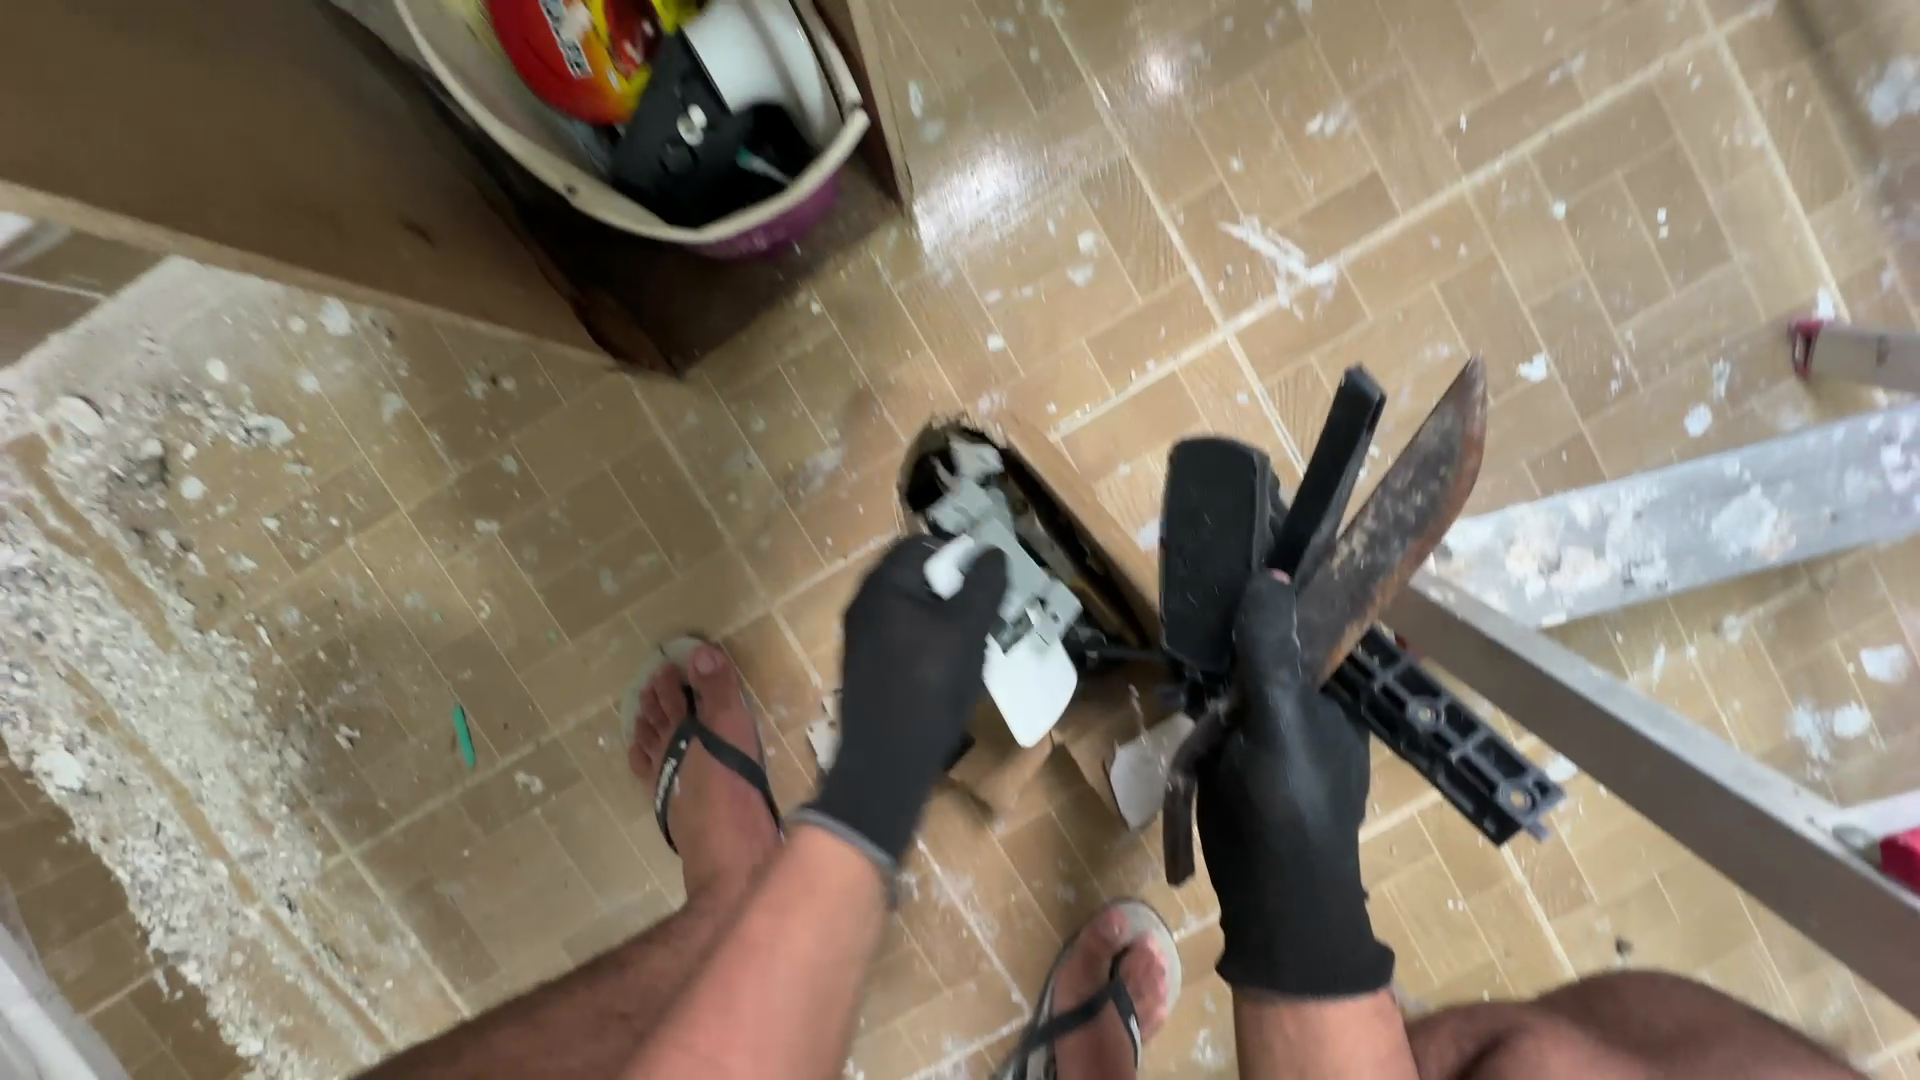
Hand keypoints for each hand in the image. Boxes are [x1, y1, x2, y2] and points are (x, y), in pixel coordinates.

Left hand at [795, 535, 1007, 878]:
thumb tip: (993, 553)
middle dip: (955, 589)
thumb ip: (982, 586)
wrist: (887, 759)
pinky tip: (954, 668)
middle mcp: (864, 605)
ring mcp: (862, 638)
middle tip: (987, 608)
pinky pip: (903, 638)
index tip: (987, 572)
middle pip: (916, 578)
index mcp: (882, 585)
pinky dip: (930, 642)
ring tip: (977, 640)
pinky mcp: (867, 667)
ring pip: (912, 611)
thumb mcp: (966, 630)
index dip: (956, 552)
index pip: (920, 545)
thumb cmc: (929, 684)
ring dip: (946, 618)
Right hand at [1197, 572, 1393, 997]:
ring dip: (1207, 654)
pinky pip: (1211, 705)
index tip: (1239, 553)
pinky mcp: (1231, 749)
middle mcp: (1302, 704)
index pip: (1306, 627)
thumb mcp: (1282, 725)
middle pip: (1264, 644)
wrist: (1269, 897)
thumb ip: (1270, 656)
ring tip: (1179, 618)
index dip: (1275, 593)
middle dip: (1231, 621)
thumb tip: (1269, 578)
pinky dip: (1193, 690)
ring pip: (1232, 672)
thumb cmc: (1291, 808)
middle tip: (1196, 582)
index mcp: (1332, 695)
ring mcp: (1264, 727)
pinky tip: (1175, 678)